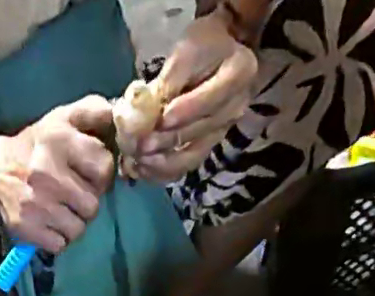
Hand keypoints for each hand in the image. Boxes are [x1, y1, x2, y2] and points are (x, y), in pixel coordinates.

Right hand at [0, 97, 115, 252]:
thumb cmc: (36, 147)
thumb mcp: (62, 119)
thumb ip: (93, 111)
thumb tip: (118, 115)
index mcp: (60, 141)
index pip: (104, 168)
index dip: (99, 175)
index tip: (87, 174)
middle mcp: (48, 173)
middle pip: (93, 205)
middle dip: (85, 202)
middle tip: (71, 195)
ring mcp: (38, 204)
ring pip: (78, 228)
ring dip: (72, 223)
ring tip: (60, 210)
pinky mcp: (28, 228)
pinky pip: (60, 244)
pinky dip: (56, 238)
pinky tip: (48, 224)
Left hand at [127, 14, 257, 181]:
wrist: (220, 57)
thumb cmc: (204, 46)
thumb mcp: (188, 49)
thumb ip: (170, 80)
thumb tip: (146, 111)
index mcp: (238, 75)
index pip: (208, 100)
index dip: (183, 113)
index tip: (159, 120)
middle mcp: (234, 109)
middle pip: (196, 132)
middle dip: (164, 142)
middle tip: (136, 147)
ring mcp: (222, 132)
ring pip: (191, 158)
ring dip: (161, 164)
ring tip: (136, 162)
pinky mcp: (208, 146)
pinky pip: (186, 166)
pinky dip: (163, 171)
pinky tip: (143, 170)